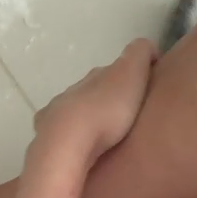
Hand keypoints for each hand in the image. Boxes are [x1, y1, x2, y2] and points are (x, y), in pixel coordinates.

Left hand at [30, 39, 157, 168]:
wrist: (67, 142)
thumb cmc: (105, 109)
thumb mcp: (130, 73)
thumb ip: (138, 55)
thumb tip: (148, 48)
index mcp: (93, 77)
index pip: (111, 72)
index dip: (127, 78)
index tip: (142, 92)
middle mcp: (72, 92)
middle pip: (92, 92)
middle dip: (107, 100)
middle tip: (128, 117)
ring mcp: (56, 114)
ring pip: (76, 113)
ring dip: (91, 121)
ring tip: (109, 138)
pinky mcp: (49, 138)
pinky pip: (65, 135)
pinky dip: (75, 138)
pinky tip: (85, 149)